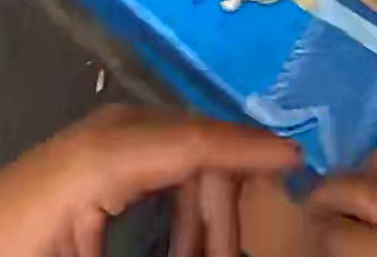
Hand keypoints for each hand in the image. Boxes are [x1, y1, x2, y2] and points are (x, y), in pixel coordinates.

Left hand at [0, 104, 300, 256]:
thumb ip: (174, 243)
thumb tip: (221, 225)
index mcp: (95, 157)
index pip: (188, 140)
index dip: (245, 147)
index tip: (295, 157)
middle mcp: (97, 133)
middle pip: (186, 139)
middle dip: (224, 181)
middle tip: (248, 227)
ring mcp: (88, 142)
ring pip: (170, 148)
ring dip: (200, 193)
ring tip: (215, 239)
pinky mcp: (82, 161)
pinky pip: (147, 162)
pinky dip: (175, 191)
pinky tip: (183, 229)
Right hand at [308, 152, 376, 256]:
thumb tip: (332, 247)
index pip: (336, 239)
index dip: (314, 239)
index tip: (304, 242)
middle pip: (350, 200)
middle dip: (320, 205)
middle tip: (304, 213)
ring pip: (374, 175)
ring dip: (345, 180)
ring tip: (329, 189)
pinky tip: (370, 168)